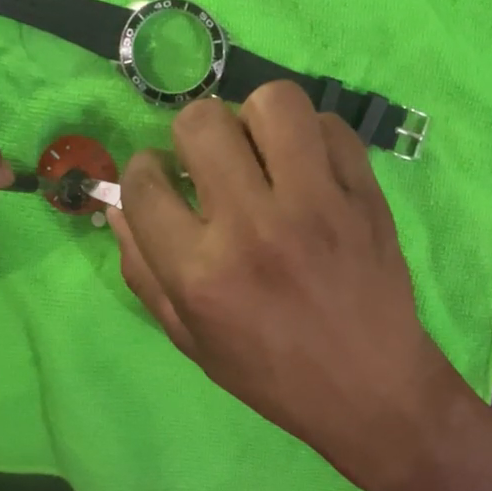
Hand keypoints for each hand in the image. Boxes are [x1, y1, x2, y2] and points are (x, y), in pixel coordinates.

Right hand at [108, 82, 477, 490]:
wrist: (371, 388)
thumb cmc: (272, 374)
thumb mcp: (190, 340)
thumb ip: (144, 271)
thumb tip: (120, 205)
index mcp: (201, 272)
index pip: (144, 182)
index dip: (143, 172)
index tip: (161, 180)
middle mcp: (254, 227)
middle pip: (201, 123)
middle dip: (192, 136)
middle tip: (211, 165)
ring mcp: (317, 204)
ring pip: (273, 102)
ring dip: (255, 119)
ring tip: (262, 153)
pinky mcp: (365, 194)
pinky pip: (330, 124)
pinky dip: (312, 136)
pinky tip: (308, 168)